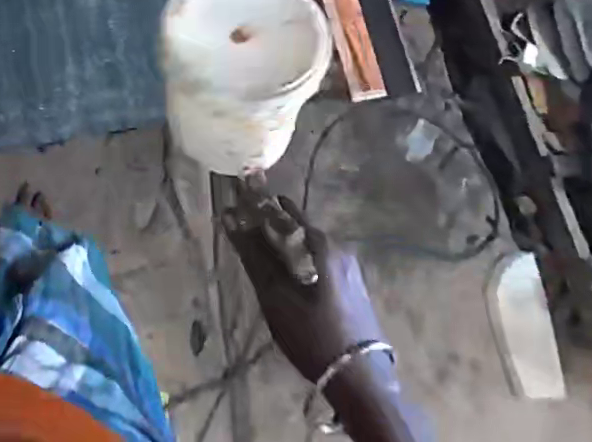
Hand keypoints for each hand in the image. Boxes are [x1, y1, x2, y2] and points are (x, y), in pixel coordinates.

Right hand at [222, 194, 383, 380]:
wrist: (361, 383)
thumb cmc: (313, 335)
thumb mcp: (276, 296)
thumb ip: (253, 254)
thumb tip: (229, 217)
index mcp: (321, 244)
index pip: (284, 211)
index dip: (259, 208)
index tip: (239, 209)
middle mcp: (339, 248)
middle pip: (299, 228)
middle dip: (273, 230)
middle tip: (249, 241)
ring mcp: (351, 268)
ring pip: (310, 247)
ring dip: (288, 248)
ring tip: (267, 264)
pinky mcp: (355, 287)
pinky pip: (323, 263)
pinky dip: (303, 263)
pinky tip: (292, 282)